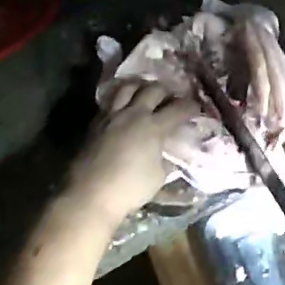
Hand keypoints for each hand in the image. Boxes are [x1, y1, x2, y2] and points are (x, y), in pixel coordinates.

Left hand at [61, 82, 197, 232]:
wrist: (88, 197)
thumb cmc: (129, 189)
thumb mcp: (158, 176)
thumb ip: (166, 159)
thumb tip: (168, 154)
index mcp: (154, 127)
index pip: (179, 108)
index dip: (191, 106)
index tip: (197, 108)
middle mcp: (134, 115)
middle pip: (153, 89)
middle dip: (167, 91)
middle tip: (171, 98)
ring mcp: (112, 117)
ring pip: (128, 88)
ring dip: (141, 87)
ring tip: (145, 94)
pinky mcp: (95, 124)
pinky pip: (110, 102)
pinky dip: (121, 99)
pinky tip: (125, 109)